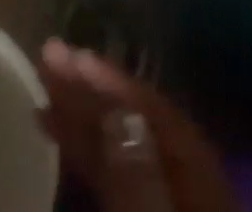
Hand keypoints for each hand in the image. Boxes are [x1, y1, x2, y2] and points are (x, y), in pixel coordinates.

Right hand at [39, 39, 237, 211]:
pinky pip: (118, 175)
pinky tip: (64, 134)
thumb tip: (116, 115)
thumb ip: (137, 176)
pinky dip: (89, 151)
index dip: (117, 82)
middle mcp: (194, 185)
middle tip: (49, 54)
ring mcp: (175, 201)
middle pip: (141, 128)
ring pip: (126, 148)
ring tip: (45, 85)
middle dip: (94, 89)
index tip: (74, 54)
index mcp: (205, 181)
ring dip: (85, 115)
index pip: (160, 117)